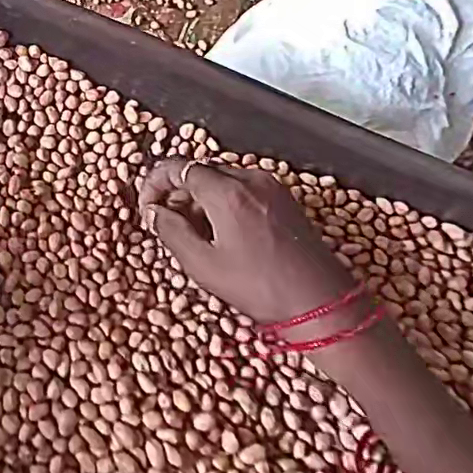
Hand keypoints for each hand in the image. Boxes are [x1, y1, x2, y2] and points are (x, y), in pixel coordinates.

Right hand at [137, 158, 354, 323]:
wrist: (324, 304)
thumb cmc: (261, 288)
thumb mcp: (202, 265)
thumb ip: (171, 231)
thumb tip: (153, 212)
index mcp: (227, 193)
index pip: (178, 168)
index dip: (155, 183)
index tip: (148, 206)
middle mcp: (251, 180)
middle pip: (200, 171)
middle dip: (177, 192)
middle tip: (166, 222)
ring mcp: (272, 188)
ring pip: (220, 179)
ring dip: (199, 199)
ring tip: (194, 234)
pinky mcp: (284, 200)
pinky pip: (242, 189)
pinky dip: (222, 203)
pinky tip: (221, 234)